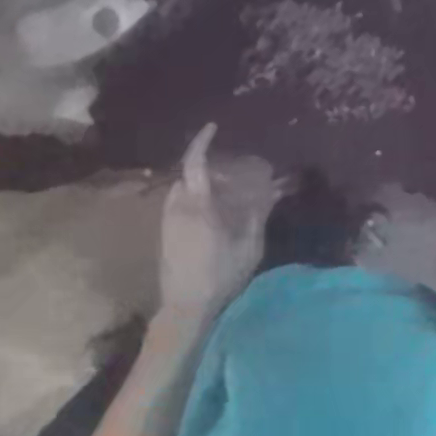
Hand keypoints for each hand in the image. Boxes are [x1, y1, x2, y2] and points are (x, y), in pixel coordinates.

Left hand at [159, 124, 270, 319]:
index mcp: (196, 206)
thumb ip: (257, 217)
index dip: (202, 142)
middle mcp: (176, 208)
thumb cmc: (219, 277)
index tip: (213, 127)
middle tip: (230, 173)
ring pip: (181, 191)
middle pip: (188, 175)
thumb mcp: (248, 248)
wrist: (184, 307)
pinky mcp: (163, 235)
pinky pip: (177, 205)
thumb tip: (272, 192)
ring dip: (199, 186)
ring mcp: (166, 222)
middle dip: (206, 167)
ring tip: (222, 194)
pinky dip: (192, 200)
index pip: (195, 163)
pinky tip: (209, 215)